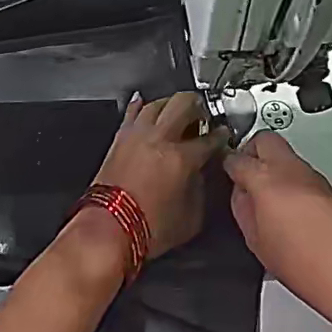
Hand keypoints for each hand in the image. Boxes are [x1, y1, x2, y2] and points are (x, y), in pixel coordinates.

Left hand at [91, 92, 228, 259]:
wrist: (108, 228)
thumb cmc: (144, 227)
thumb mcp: (191, 217)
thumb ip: (200, 190)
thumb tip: (200, 177)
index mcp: (182, 158)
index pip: (210, 138)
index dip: (221, 136)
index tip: (222, 135)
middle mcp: (159, 140)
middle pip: (184, 104)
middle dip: (199, 106)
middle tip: (203, 114)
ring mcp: (136, 136)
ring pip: (157, 103)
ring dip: (171, 104)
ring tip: (178, 111)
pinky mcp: (119, 140)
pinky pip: (132, 113)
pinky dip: (140, 106)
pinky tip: (144, 103)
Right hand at [224, 130, 331, 290]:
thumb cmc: (304, 263)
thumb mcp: (254, 238)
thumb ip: (242, 207)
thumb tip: (240, 194)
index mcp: (266, 178)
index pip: (238, 158)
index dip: (228, 165)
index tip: (227, 172)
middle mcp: (292, 170)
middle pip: (265, 139)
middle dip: (251, 150)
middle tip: (244, 170)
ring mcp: (313, 177)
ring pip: (285, 153)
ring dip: (272, 165)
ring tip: (265, 193)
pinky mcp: (327, 188)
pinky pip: (300, 171)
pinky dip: (288, 179)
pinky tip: (285, 205)